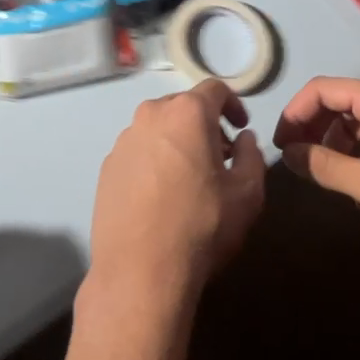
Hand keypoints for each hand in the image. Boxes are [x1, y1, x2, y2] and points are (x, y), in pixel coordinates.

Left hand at [89, 79, 267, 290]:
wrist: (140, 270)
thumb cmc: (201, 226)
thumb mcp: (246, 194)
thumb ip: (251, 156)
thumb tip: (244, 139)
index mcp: (187, 113)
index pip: (214, 89)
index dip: (233, 104)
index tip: (241, 129)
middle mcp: (150, 115)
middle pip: (183, 107)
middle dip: (205, 126)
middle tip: (220, 157)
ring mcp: (124, 140)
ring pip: (158, 129)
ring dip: (177, 143)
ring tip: (190, 179)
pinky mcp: (107, 165)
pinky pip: (138, 152)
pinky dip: (154, 162)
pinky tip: (161, 196)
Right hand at [273, 76, 359, 259]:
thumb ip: (325, 167)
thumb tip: (287, 154)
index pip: (322, 90)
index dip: (294, 113)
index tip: (279, 146)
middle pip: (337, 101)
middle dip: (311, 127)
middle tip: (295, 161)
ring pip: (354, 119)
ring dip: (332, 141)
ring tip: (322, 174)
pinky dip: (355, 150)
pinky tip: (353, 180)